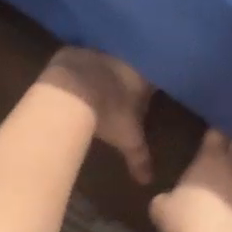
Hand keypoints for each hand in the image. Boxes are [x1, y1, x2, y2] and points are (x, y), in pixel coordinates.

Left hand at [40, 47, 154, 183]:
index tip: (153, 86)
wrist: (74, 93)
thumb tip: (147, 181)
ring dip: (107, 61)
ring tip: (104, 74)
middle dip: (132, 69)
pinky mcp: (75, 49)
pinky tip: (80, 69)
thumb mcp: (128, 139)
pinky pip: (83, 51)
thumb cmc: (109, 114)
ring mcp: (100, 50)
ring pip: (108, 53)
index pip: (157, 73)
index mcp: (146, 75)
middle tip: (128, 81)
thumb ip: (140, 158)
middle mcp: (127, 57)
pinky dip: (83, 58)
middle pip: (134, 60)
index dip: (155, 79)